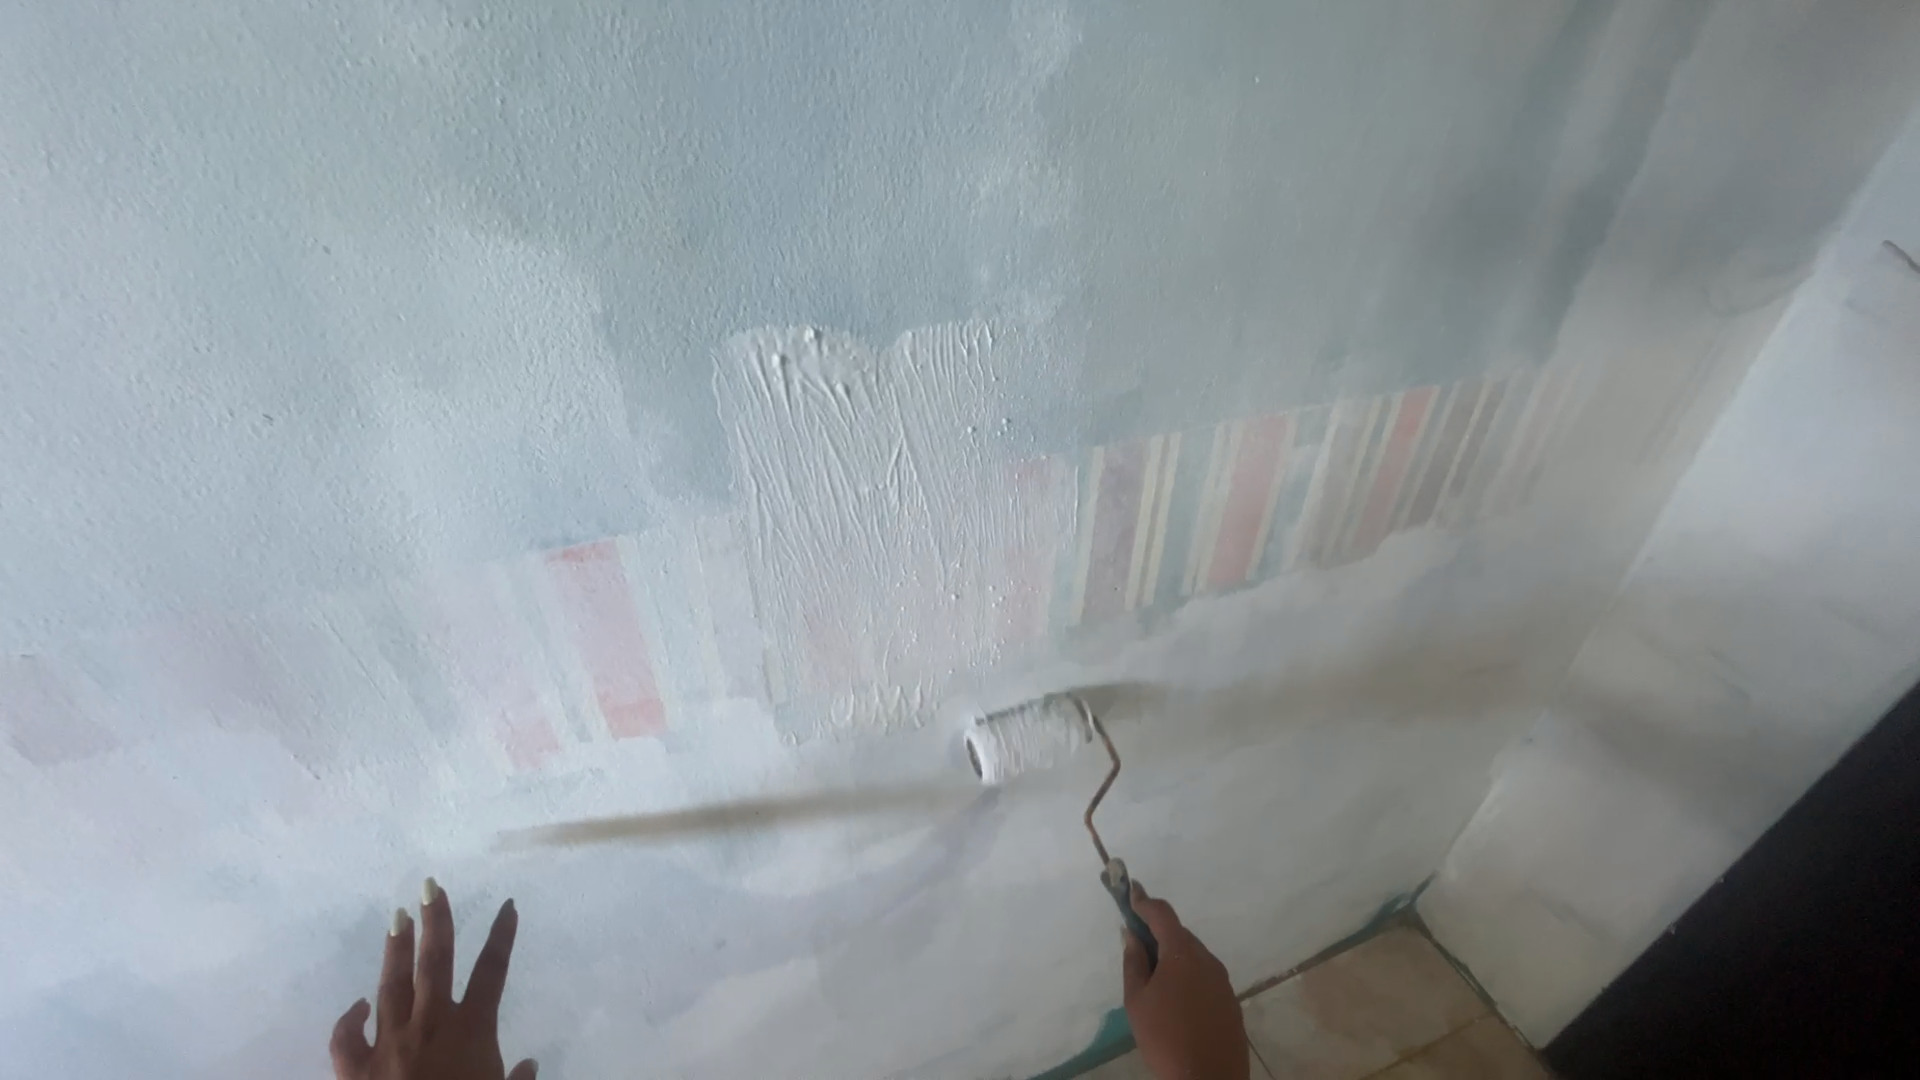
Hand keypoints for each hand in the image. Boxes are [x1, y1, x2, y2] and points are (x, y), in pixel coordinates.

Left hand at [331, 879, 535, 1079]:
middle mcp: (430, 1026)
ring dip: (396, 950)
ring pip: (392, 987)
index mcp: (471, 1030)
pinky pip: (345, 1041)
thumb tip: (527, 1066)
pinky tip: (357, 1002)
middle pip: (436, 963)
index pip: (492, 970)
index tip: (508, 905)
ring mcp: (388, 1047)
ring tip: (398, 916)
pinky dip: (349, 1018)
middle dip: (436, 922)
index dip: (503, 936)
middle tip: (432, 885)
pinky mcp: (353, 1075)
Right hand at [1122, 883, 1248, 1079]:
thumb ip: (1133, 961)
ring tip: (1156, 983)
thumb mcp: (1137, 1000)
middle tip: (1138, 946)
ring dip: (1175, 958)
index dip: (1144, 900)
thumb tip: (1132, 934)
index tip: (1131, 891)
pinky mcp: (1232, 1005)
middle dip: (1158, 934)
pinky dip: (1190, 979)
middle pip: (1179, 935)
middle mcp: (1207, 960)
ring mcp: (1224, 983)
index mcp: (1182, 953)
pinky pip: (1206, 979)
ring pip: (1194, 958)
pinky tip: (1179, 1004)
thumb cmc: (1165, 1039)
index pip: (1162, 913)